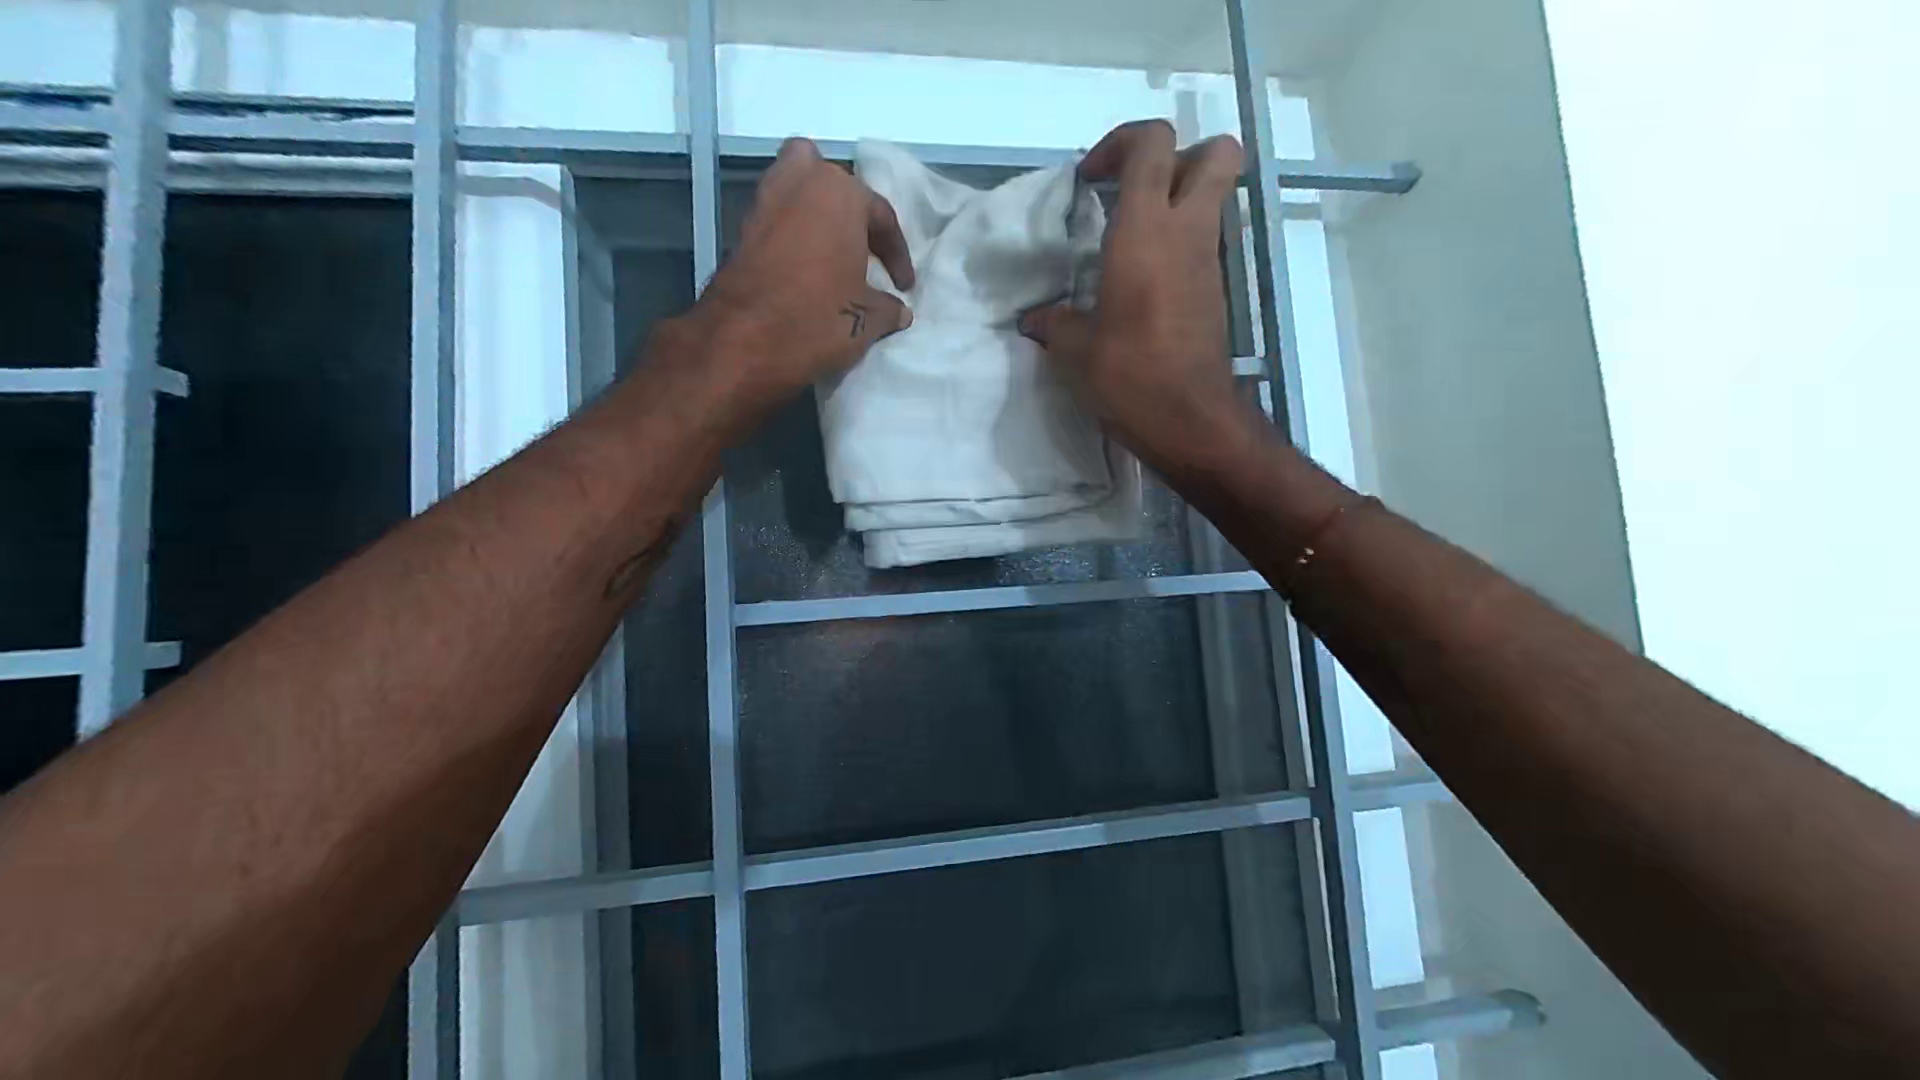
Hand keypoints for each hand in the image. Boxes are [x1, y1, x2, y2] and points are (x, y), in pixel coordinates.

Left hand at [673, 137, 914, 421]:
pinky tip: (805, 269)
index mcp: (840, 193)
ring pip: (796, 190)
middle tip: (861, 246)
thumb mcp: (867, 320)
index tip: (905, 286)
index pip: (882, 216)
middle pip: (831, 182)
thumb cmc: (818, 318)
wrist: (744, 341)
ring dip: (816, 217)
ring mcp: (764, 202)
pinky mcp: (740, 230)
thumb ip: (888, 308)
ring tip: (833, 255)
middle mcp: (800, 183)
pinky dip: (793, 236)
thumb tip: (899, 310)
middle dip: (848, 208)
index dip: (898, 254)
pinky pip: (777, 220)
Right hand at [1019, 121, 1255, 476]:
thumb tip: (1032, 319)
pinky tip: (1141, 281)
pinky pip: (1203, 242)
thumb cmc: (1129, 376)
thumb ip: (1051, 324)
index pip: (1152, 145)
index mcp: (1145, 232)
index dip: (1120, 143)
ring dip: (1177, 201)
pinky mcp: (1215, 290)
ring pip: (1213, 198)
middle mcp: (1187, 233)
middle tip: (1134, 190)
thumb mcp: (1074, 351)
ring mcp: (1209, 261)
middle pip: (1214, 152)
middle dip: (1177, 155)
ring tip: (1130, 239)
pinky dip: (1178, 243)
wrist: (1190, 420)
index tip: (1090, 180)